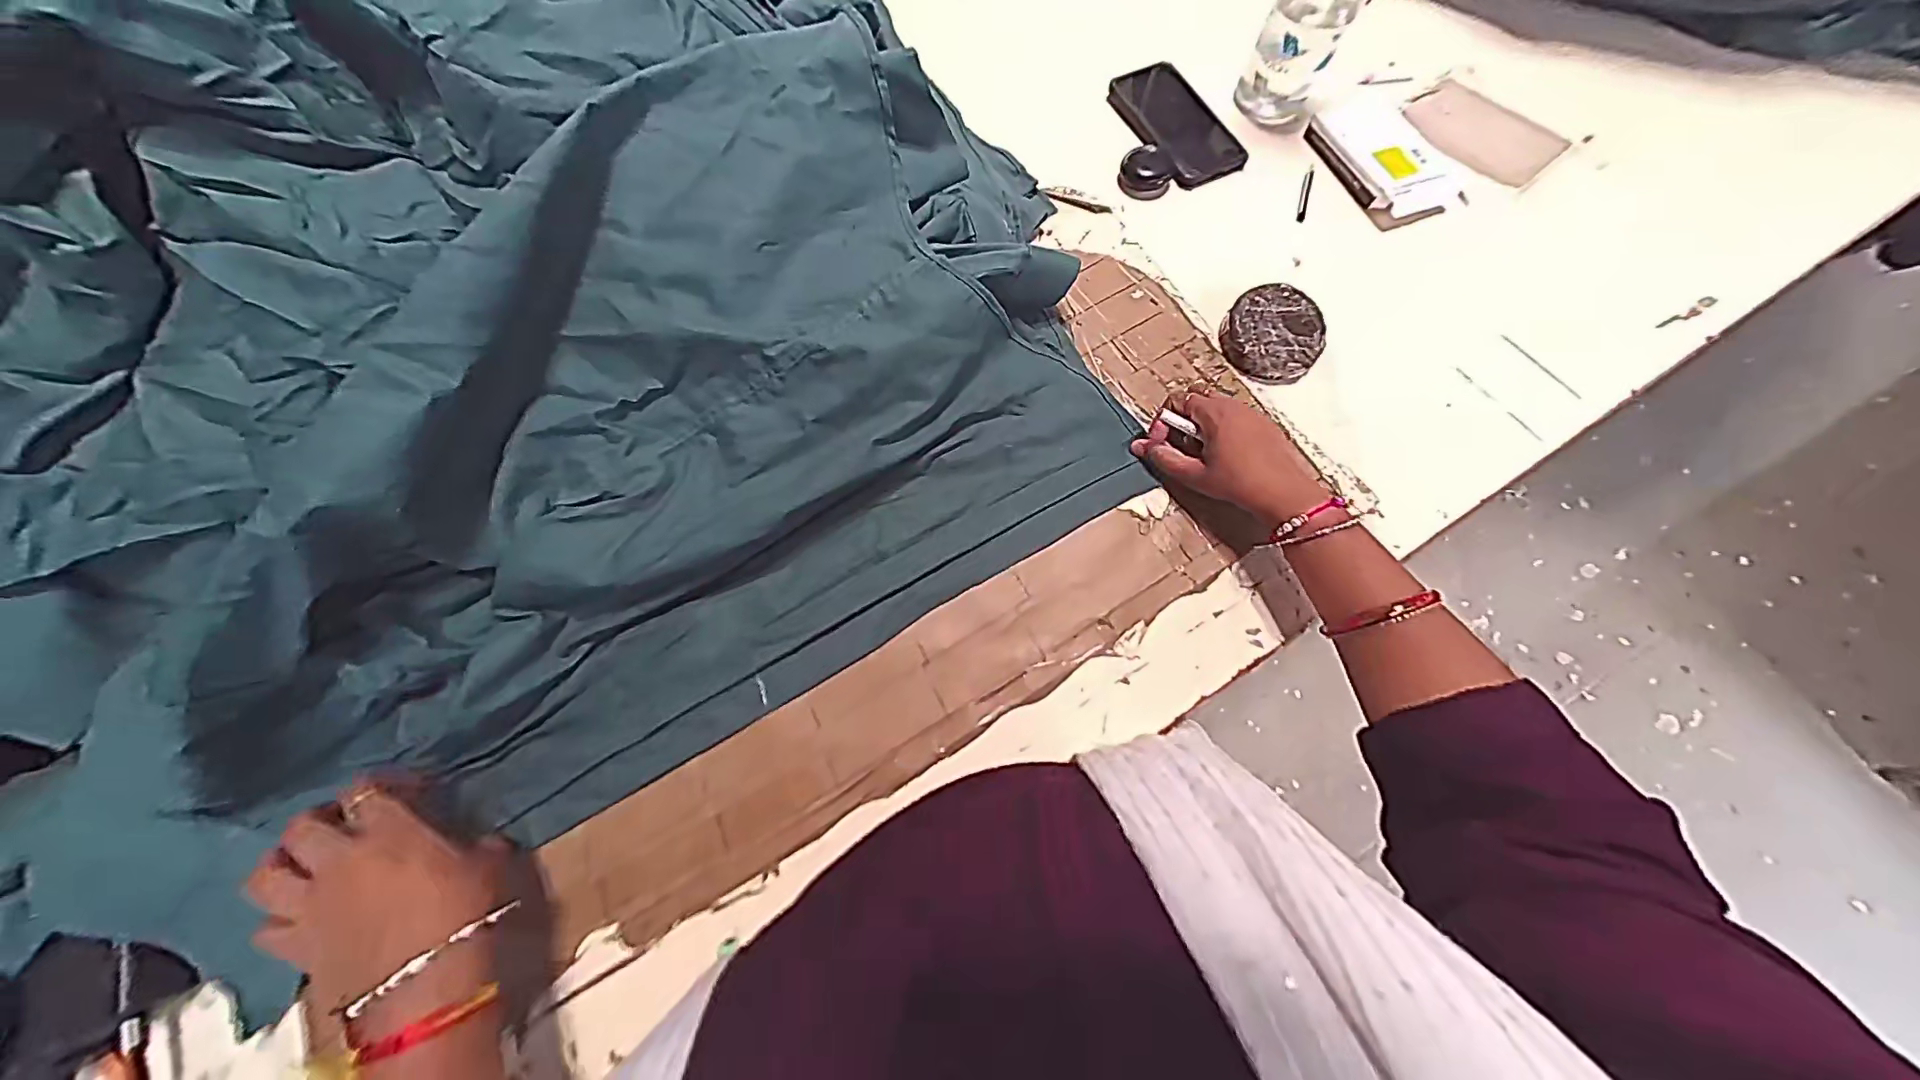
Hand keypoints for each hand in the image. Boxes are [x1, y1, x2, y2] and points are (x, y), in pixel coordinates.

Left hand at [245, 779, 510, 1035]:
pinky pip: (266, 926)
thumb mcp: (490, 861)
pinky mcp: (295, 946)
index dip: (383, 784)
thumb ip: (474, 840)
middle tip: (344, 823)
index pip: (366, 789)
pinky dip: (279, 916)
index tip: (409, 791)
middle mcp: (338, 859)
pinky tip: (302, 915)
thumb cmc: (465, 910)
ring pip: (264, 875)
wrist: (426, 982)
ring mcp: (309, 905)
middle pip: (302, 825)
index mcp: (389, 830)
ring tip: (306, 864)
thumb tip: (474, 839)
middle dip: (320, 819)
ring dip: (282, 864)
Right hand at [1130, 391, 1330, 524]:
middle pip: (1197, 400)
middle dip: (1182, 421)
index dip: (1163, 421)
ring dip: (1201, 426)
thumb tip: (1146, 447)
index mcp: (1215, 413)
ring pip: (1216, 409)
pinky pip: (1235, 418)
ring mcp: (1251, 414)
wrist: (1283, 494)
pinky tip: (1224, 457)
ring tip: (1203, 455)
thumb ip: (1164, 458)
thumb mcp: (1194, 475)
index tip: (1163, 441)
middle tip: (1180, 446)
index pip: (1177, 399)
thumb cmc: (1244, 484)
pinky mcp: (1263, 425)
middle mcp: (1234, 407)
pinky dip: (1222, 431)